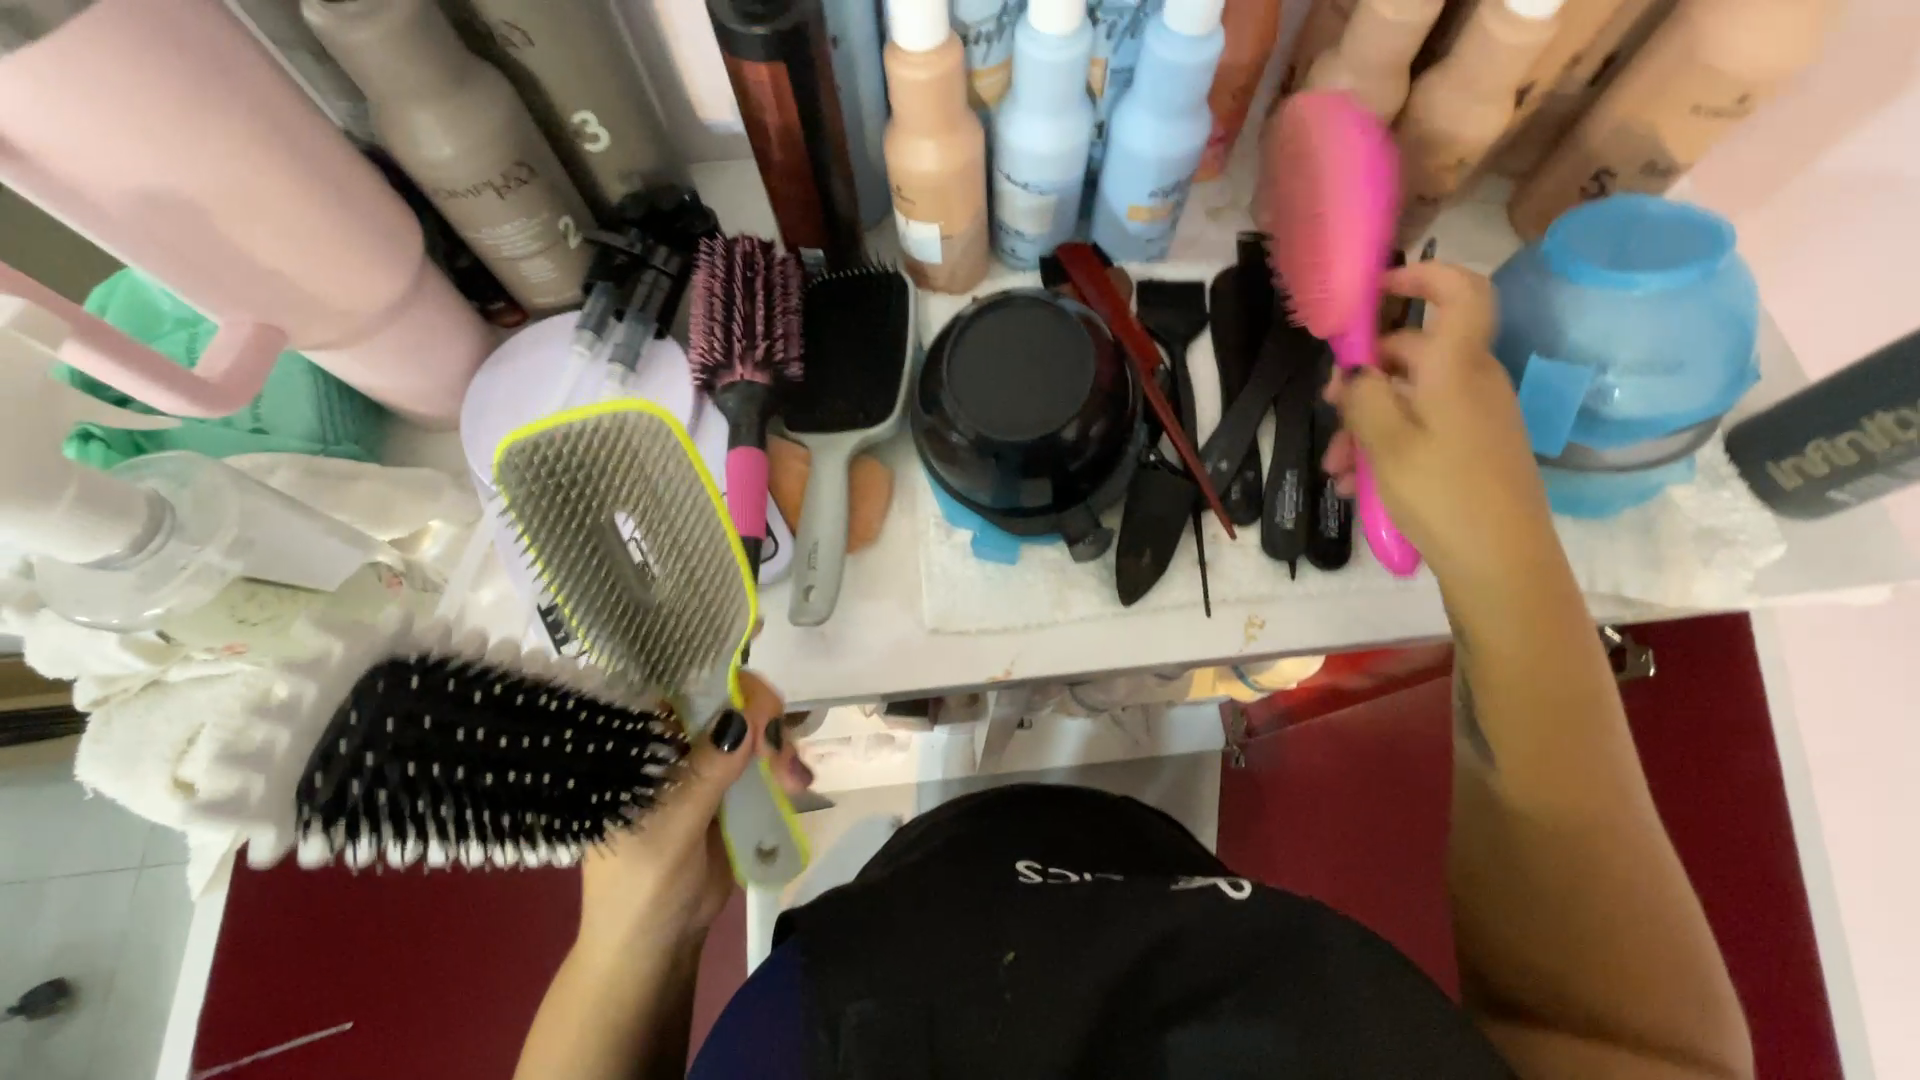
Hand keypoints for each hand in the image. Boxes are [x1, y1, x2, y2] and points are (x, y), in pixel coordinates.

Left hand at [577, 672, 812, 946]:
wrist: (657, 945)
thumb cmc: (639, 887)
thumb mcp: (668, 831)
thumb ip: (704, 774)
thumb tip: (741, 716)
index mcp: (640, 744)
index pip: (678, 684)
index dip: (719, 670)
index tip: (758, 670)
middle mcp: (673, 743)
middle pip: (726, 700)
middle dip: (761, 715)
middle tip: (779, 753)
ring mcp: (706, 764)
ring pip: (753, 727)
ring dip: (780, 743)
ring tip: (794, 780)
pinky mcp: (733, 787)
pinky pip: (765, 759)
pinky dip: (785, 764)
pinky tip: (798, 783)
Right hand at [1321, 262, 1557, 583]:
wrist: (1501, 562)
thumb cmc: (1443, 492)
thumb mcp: (1387, 443)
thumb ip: (1363, 396)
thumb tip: (1354, 370)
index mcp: (1457, 368)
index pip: (1459, 292)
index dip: (1422, 275)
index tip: (1377, 290)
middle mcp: (1470, 382)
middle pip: (1413, 355)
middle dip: (1363, 381)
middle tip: (1327, 412)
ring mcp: (1474, 417)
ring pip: (1409, 399)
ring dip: (1366, 426)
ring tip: (1336, 469)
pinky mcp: (1471, 448)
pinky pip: (1421, 430)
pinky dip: (1387, 447)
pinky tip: (1357, 485)